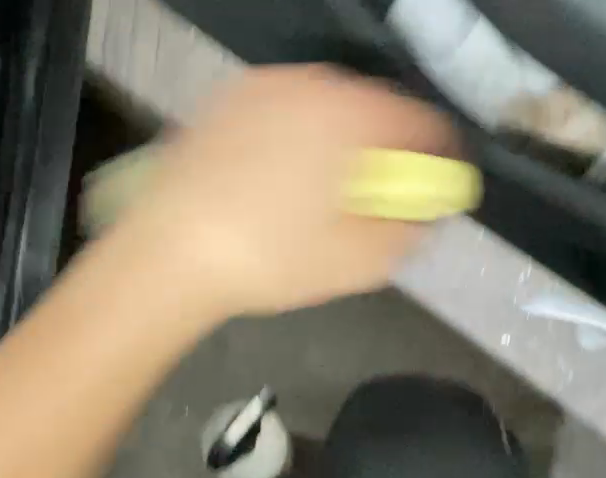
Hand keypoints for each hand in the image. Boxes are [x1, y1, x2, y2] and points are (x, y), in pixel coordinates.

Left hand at [116, 65, 458, 317]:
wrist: (169, 254)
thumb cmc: (269, 259)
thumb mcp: (356, 262)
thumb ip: (408, 232)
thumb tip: (425, 215)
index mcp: (351, 116)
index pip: (420, 124)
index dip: (436, 160)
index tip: (436, 190)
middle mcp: (309, 87)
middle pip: (371, 113)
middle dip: (384, 156)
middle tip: (382, 203)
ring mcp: (261, 91)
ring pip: (323, 115)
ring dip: (340, 151)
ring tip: (329, 203)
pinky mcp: (224, 108)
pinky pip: (282, 121)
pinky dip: (298, 147)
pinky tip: (284, 193)